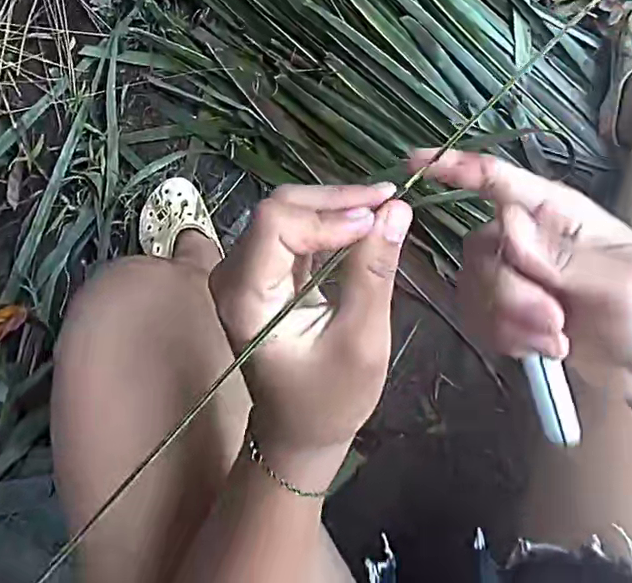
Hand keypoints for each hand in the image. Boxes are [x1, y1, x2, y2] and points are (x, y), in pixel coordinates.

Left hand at [208, 182, 412, 486]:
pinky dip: (329, 219)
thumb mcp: (361, 341)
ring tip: (383, 207)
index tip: (376, 219)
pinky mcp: (261, 266)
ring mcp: (244, 268)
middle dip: (336, 200)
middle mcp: (233, 274)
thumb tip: (397, 209)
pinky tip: (363, 222)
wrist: (298, 432)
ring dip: (335, 204)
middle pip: (280, 208)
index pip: (276, 225)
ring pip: (288, 210)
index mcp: (245, 298)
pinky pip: (294, 225)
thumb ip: (374, 272)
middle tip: (389, 200)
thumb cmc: (329, 400)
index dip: (327, 213)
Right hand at [411, 149, 631, 402]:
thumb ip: (559, 255)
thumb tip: (505, 222)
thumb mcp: (619, 283)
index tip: (416, 162)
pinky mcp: (513, 310)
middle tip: (553, 321)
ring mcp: (519, 274)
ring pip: (476, 285)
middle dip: (508, 292)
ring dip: (511, 320)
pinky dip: (509, 338)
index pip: (497, 179)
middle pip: (480, 248)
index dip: (455, 166)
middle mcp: (530, 236)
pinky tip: (547, 350)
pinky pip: (480, 317)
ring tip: (558, 338)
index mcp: (557, 211)